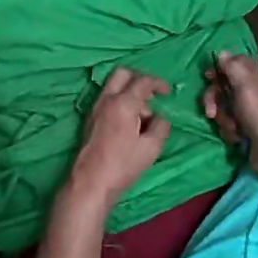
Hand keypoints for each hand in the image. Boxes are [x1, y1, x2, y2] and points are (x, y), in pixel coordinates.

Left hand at [63, 66, 171, 211]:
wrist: (90, 184)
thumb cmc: (123, 165)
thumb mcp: (152, 147)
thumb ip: (161, 126)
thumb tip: (160, 117)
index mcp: (123, 103)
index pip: (143, 81)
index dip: (158, 83)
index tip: (167, 91)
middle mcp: (106, 99)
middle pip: (122, 73)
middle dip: (139, 78)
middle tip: (152, 94)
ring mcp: (95, 108)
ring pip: (113, 86)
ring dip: (130, 92)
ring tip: (143, 117)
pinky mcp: (90, 119)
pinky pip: (107, 99)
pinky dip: (120, 102)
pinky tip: (129, 123)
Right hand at [202, 52, 257, 186]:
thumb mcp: (247, 88)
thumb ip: (234, 68)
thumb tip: (222, 51)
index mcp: (253, 79)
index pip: (232, 65)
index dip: (218, 69)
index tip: (207, 77)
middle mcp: (250, 94)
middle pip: (222, 88)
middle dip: (213, 99)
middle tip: (211, 112)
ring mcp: (247, 114)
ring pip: (223, 108)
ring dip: (223, 119)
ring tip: (233, 130)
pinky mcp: (245, 133)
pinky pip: (227, 126)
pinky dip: (229, 133)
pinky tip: (237, 140)